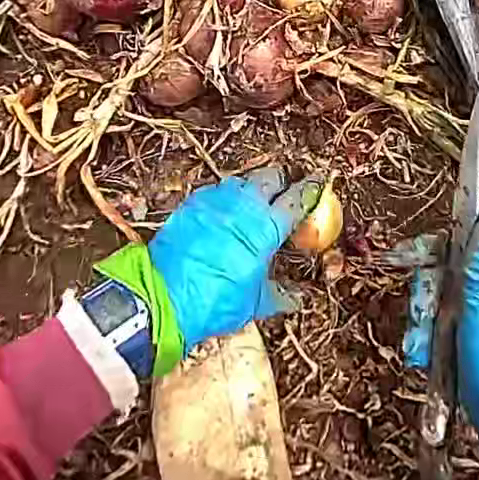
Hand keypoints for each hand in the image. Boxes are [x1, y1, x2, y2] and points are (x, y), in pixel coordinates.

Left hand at [96, 166, 317, 376]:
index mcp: (268, 225)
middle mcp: (246, 204)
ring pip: (245, 180)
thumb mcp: (252, 303)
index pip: (299, 196)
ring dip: (255, 187)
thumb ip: (278, 295)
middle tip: (287, 190)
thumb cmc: (213, 301)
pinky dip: (228, 198)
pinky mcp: (194, 202)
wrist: (159, 297)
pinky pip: (218, 191)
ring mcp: (218, 198)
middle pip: (273, 176)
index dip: (312, 188)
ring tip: (256, 202)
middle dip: (283, 180)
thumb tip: (296, 298)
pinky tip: (226, 214)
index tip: (319, 183)